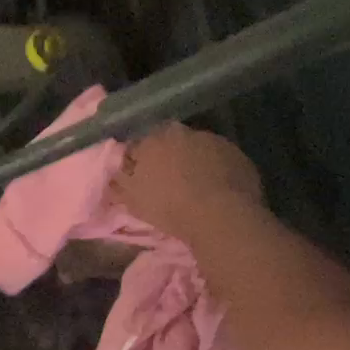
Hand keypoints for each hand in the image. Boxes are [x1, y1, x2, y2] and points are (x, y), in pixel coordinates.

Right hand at [110, 122, 265, 239]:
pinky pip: (221, 159)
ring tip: (196, 187)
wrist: (222, 217)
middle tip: (168, 182)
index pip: (138, 145)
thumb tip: (111, 175)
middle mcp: (182, 131)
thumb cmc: (169, 206)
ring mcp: (212, 140)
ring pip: (197, 149)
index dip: (138, 162)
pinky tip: (217, 190)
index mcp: (152, 139)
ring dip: (193, 162)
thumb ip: (118, 183)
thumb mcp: (132, 200)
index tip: (140, 178)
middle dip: (167, 158)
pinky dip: (217, 169)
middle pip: (169, 143)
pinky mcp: (237, 154)